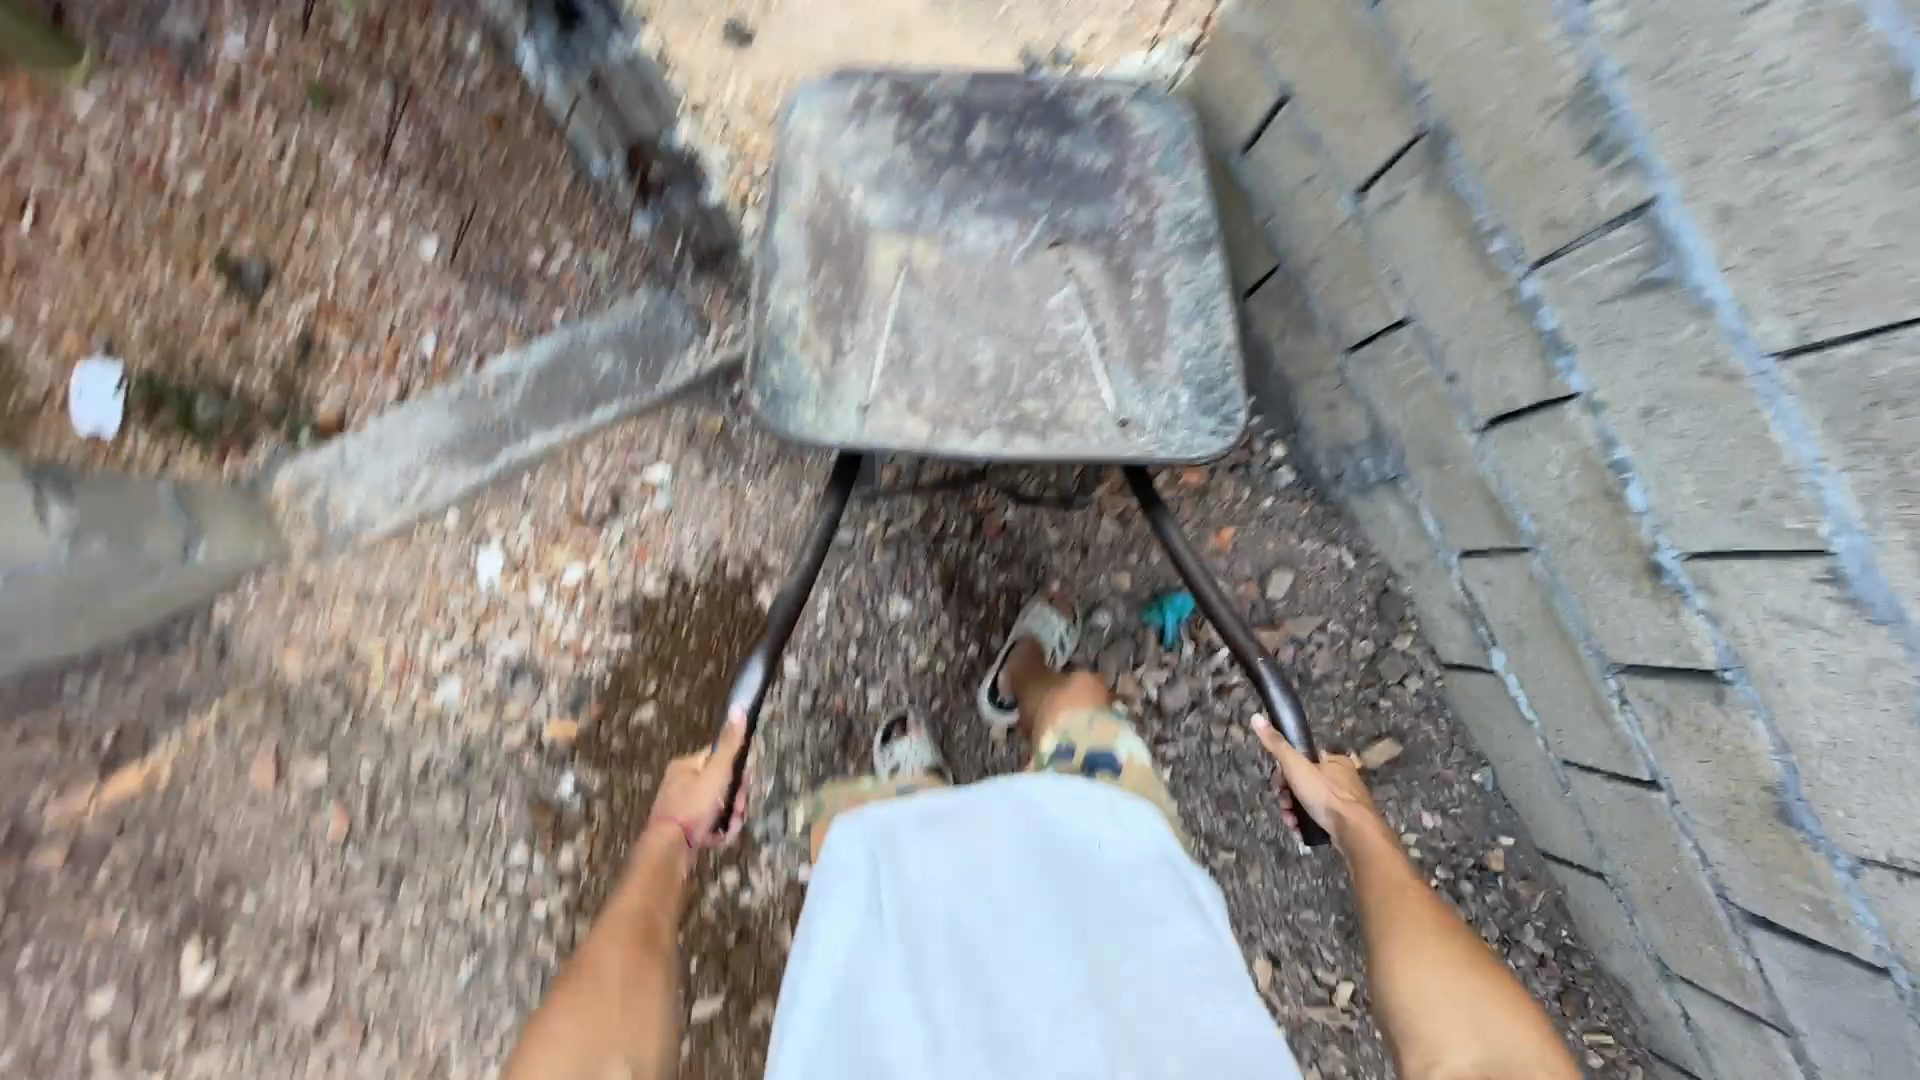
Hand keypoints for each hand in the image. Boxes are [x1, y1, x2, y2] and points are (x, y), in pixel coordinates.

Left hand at [646, 709, 750, 851]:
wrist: (670, 850)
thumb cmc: (694, 806)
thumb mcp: (717, 772)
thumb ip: (730, 743)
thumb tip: (739, 708)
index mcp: (686, 765)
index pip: (720, 757)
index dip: (737, 769)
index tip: (746, 781)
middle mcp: (681, 783)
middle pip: (722, 783)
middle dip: (736, 797)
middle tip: (739, 808)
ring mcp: (682, 807)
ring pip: (719, 805)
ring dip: (731, 816)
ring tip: (731, 825)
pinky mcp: (684, 829)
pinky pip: (710, 824)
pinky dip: (719, 830)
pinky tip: (720, 837)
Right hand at [1250, 715, 1383, 848]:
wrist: (1355, 833)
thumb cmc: (1326, 794)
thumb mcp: (1296, 765)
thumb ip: (1276, 744)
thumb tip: (1256, 718)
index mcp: (1335, 761)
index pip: (1303, 760)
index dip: (1285, 771)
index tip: (1278, 783)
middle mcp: (1342, 779)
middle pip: (1303, 783)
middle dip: (1287, 795)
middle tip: (1284, 804)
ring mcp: (1345, 802)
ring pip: (1309, 802)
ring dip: (1293, 811)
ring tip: (1290, 821)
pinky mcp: (1345, 823)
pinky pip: (1319, 819)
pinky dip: (1306, 823)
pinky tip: (1299, 829)